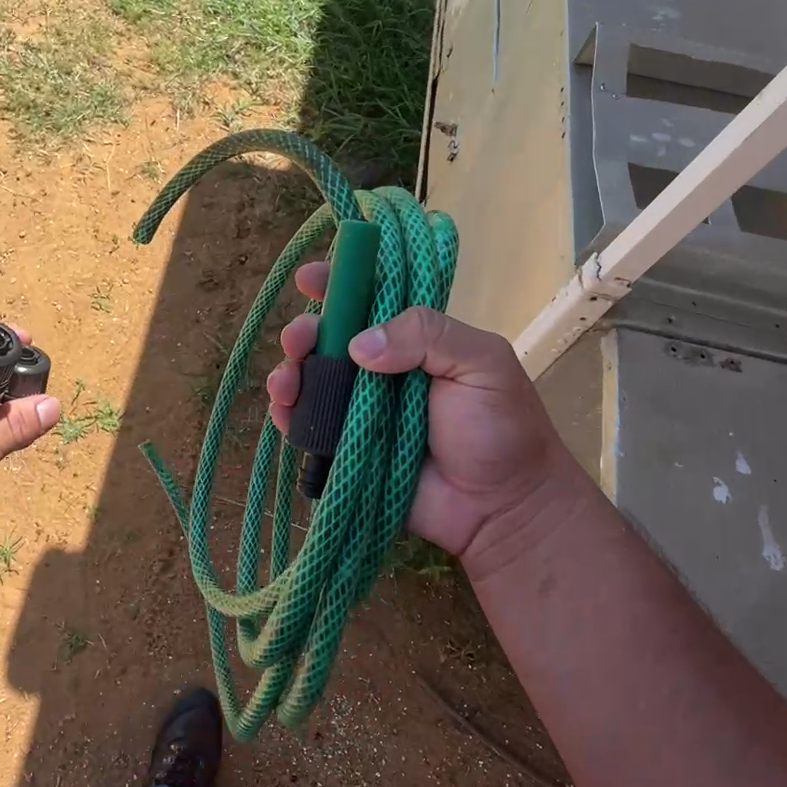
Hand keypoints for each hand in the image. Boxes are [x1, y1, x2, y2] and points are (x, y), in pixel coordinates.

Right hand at [267, 263, 569, 561]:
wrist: (502, 508)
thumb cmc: (502, 430)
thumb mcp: (483, 363)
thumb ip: (429, 334)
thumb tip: (358, 345)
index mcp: (414, 340)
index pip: (370, 298)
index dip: (338, 283)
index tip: (310, 278)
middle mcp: (381, 369)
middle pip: (329, 338)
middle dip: (305, 332)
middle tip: (298, 339)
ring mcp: (359, 409)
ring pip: (310, 379)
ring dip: (289, 372)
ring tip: (286, 383)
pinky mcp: (345, 448)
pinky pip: (307, 425)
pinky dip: (288, 415)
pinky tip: (284, 411)